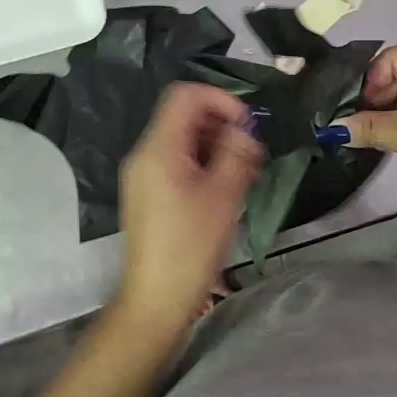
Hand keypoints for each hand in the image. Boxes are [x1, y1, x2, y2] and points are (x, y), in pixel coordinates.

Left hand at [117, 84, 263, 326]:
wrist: (156, 300)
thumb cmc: (190, 247)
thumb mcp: (224, 197)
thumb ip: (237, 154)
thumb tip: (245, 131)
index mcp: (159, 149)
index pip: (186, 96)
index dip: (220, 100)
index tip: (247, 125)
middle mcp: (145, 155)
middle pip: (185, 117)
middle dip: (222, 126)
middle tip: (252, 154)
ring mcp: (144, 176)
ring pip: (184, 141)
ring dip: (216, 147)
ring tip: (245, 174)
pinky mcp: (148, 195)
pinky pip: (177, 163)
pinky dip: (203, 165)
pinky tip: (226, 190)